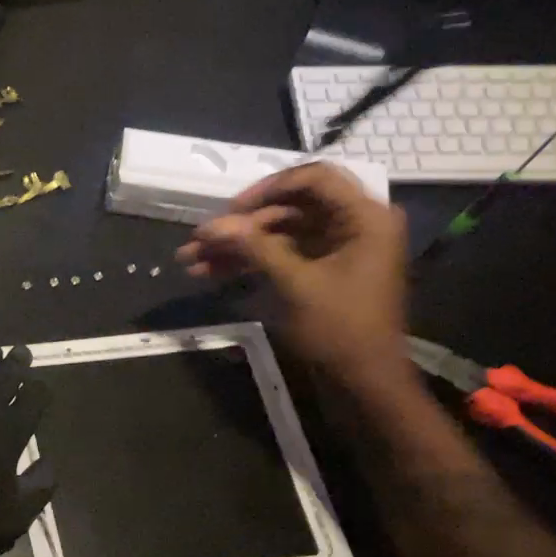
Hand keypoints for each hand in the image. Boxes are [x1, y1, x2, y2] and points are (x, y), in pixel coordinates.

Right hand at [176, 162, 409, 381]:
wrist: (361, 377)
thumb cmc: (338, 327)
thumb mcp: (295, 284)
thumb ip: (255, 248)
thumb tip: (210, 226)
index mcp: (363, 216)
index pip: (314, 179)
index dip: (267, 189)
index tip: (228, 211)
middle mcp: (352, 224)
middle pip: (289, 208)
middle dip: (240, 225)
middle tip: (197, 242)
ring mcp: (335, 250)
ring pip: (278, 234)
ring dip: (236, 246)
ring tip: (192, 262)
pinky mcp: (319, 273)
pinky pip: (280, 256)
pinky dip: (248, 262)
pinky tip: (212, 273)